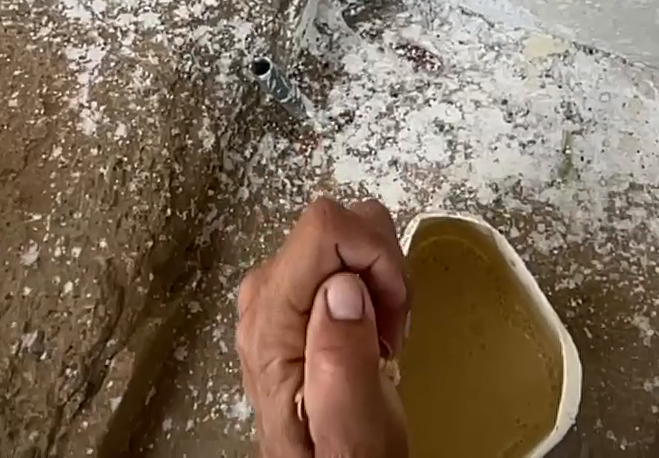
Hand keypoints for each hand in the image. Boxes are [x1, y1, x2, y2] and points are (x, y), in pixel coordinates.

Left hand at [237, 198, 409, 456]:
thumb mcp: (349, 435)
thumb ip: (341, 364)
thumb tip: (342, 285)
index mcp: (269, 318)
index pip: (322, 228)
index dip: (373, 252)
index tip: (391, 310)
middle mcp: (266, 289)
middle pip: (337, 223)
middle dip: (381, 264)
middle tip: (388, 331)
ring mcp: (281, 285)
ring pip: (348, 229)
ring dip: (382, 274)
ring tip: (382, 336)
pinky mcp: (300, 287)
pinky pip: (349, 250)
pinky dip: (376, 278)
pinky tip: (374, 328)